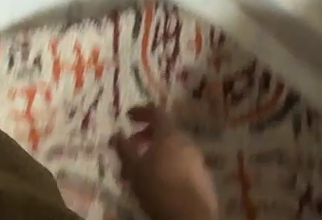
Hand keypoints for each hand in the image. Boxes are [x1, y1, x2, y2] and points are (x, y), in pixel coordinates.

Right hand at [112, 104, 217, 219]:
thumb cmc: (158, 187)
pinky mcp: (205, 179)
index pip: (156, 112)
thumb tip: (116, 134)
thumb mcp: (134, 168)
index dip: (141, 112)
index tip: (128, 117)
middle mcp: (186, 142)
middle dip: (147, 138)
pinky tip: (164, 184)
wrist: (190, 218)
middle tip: (133, 148)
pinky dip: (172, 168)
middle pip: (165, 132)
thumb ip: (124, 148)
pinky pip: (185, 166)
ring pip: (175, 150)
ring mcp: (199, 160)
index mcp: (169, 133)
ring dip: (159, 155)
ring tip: (145, 170)